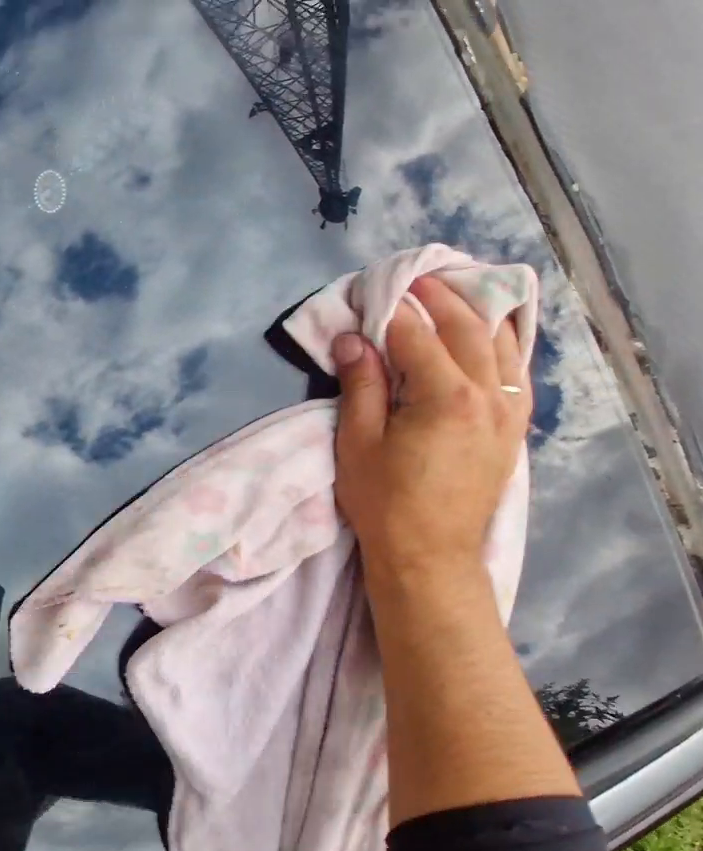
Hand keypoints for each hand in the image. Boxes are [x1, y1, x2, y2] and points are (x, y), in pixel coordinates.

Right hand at [332, 275, 529, 581]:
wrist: (429, 550)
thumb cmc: (382, 500)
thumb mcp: (357, 443)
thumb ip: (361, 386)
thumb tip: (354, 339)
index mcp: (445, 396)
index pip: (418, 336)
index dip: (394, 311)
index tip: (374, 291)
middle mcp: (489, 393)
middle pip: (468, 328)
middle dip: (440, 298)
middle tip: (414, 277)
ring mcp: (510, 407)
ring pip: (502, 341)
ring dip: (479, 310)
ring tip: (459, 288)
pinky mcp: (515, 422)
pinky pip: (518, 366)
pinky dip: (505, 339)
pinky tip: (494, 329)